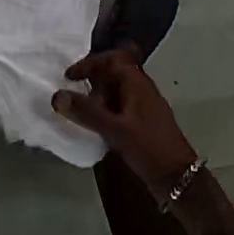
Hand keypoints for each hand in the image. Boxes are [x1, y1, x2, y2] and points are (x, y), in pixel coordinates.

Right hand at [52, 49, 197, 192]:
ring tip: (78, 111)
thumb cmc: (147, 146)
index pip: (111, 59)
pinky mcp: (141, 122)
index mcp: (136, 82)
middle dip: (90, 81)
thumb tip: (57, 95)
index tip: (68, 77)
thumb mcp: (114, 128)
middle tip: (71, 95)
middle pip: (113, 73)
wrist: (176, 176)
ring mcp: (142, 105)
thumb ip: (85, 111)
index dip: (89, 63)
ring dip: (97, 98)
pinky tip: (94, 126)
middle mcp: (140, 89)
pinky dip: (104, 111)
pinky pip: (119, 107)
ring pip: (115, 92)